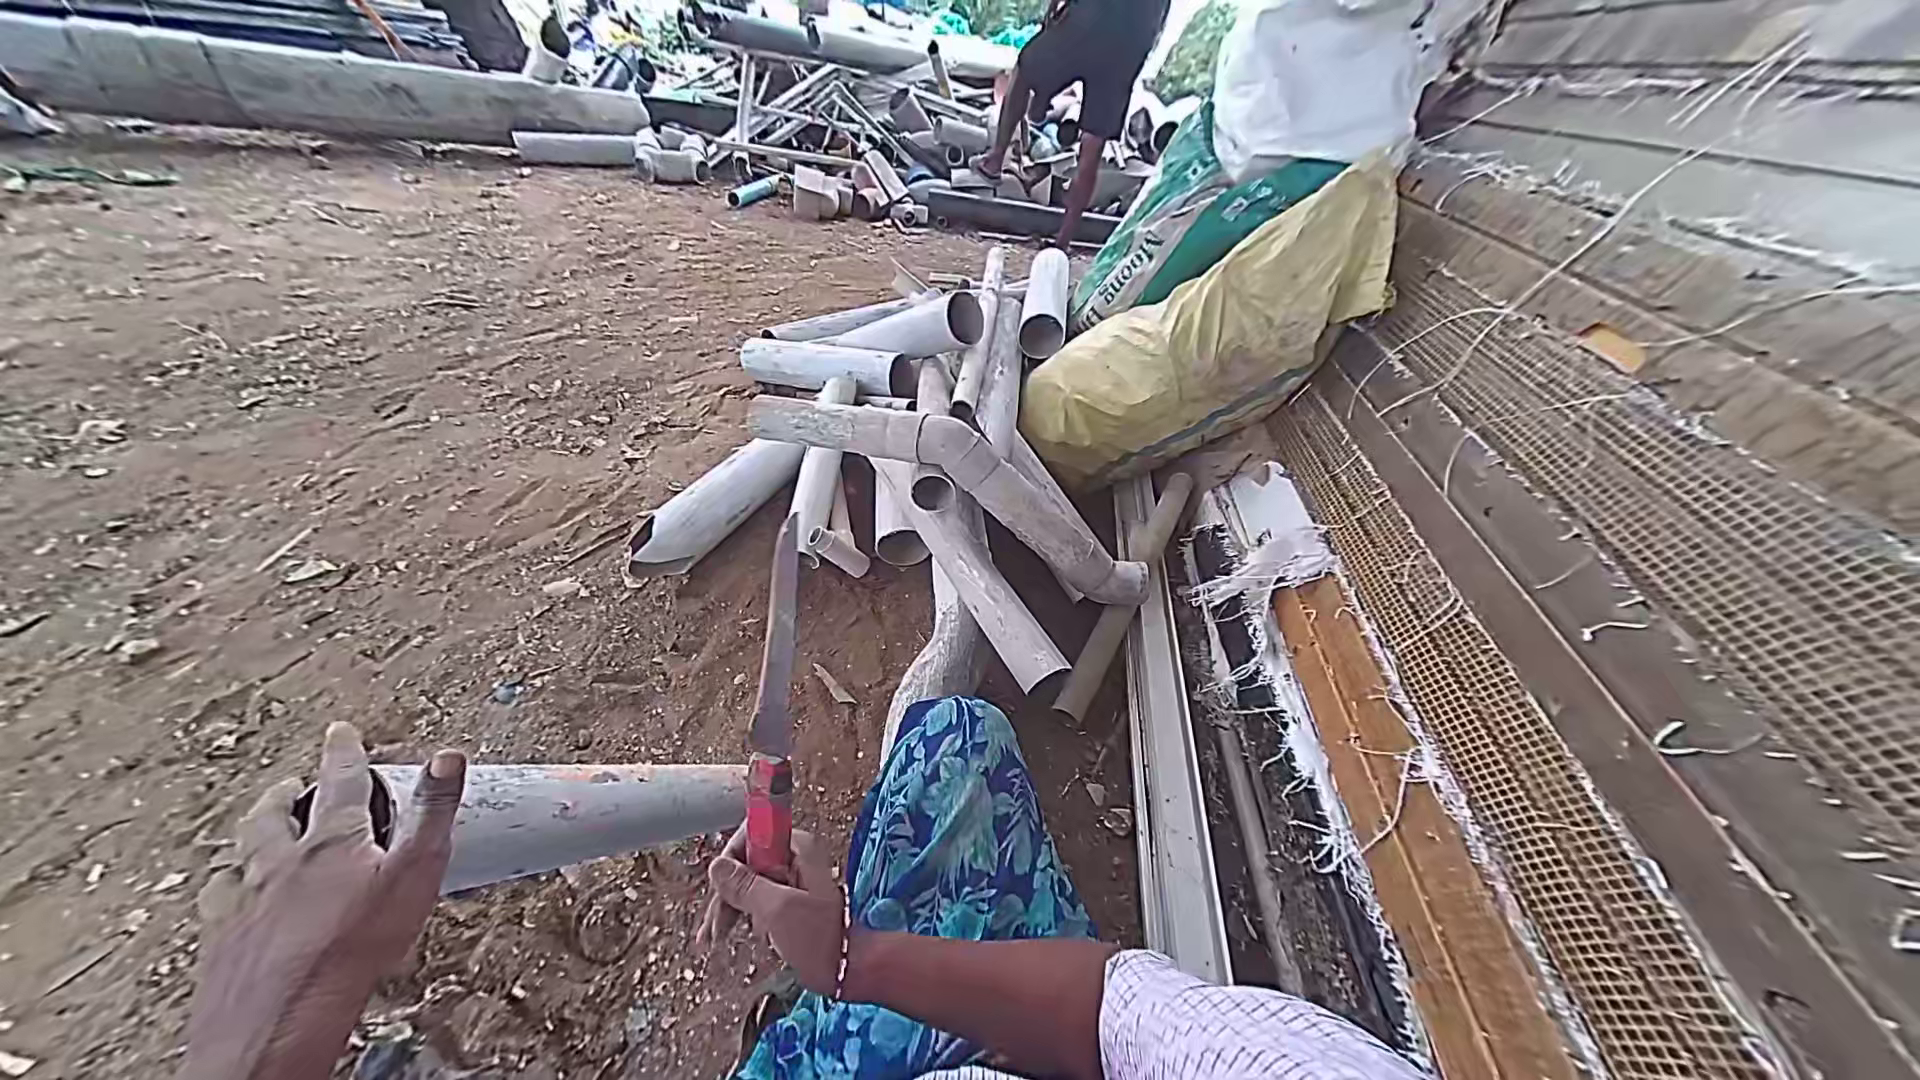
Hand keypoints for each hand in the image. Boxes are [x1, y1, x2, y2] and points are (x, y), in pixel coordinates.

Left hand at [179, 722, 465, 1079]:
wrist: (280, 1025)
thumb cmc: (357, 945)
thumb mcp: (418, 868)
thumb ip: (435, 809)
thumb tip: (448, 756)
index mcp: (330, 842)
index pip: (338, 783)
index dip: (343, 752)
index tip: (341, 732)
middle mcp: (279, 865)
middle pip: (271, 818)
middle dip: (283, 794)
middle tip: (290, 782)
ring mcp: (243, 906)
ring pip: (237, 858)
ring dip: (249, 838)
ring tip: (256, 832)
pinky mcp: (222, 945)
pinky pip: (216, 903)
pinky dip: (226, 887)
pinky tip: (231, 896)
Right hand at [697, 827, 844, 994]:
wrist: (844, 966)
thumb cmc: (816, 936)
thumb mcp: (777, 909)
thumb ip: (746, 886)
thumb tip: (716, 865)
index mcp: (798, 846)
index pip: (754, 832)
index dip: (733, 857)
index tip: (720, 888)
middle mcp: (795, 854)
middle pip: (747, 859)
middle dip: (727, 890)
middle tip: (713, 927)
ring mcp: (792, 874)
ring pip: (748, 879)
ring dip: (730, 906)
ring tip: (715, 938)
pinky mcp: (788, 895)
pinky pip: (757, 895)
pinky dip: (741, 913)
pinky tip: (731, 934)